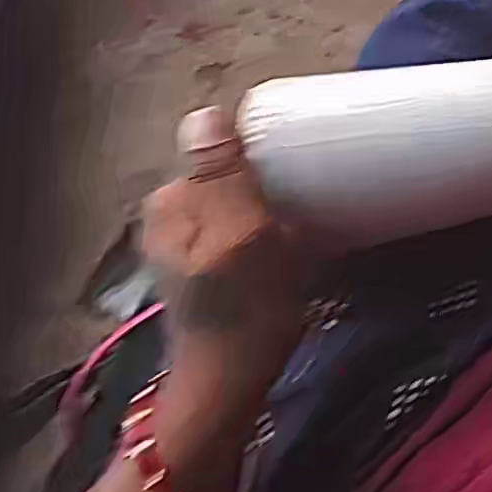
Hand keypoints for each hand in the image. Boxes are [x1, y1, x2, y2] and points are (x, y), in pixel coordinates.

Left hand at [142, 107, 312, 377]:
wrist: (235, 379)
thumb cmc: (243, 308)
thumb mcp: (237, 238)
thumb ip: (222, 179)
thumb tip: (205, 113)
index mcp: (173, 202)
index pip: (225, 148)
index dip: (271, 149)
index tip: (309, 159)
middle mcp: (176, 215)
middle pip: (240, 170)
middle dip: (279, 173)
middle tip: (318, 189)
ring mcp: (196, 239)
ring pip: (250, 194)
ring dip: (283, 195)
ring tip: (315, 209)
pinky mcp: (220, 258)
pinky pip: (255, 217)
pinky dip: (280, 217)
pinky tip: (299, 233)